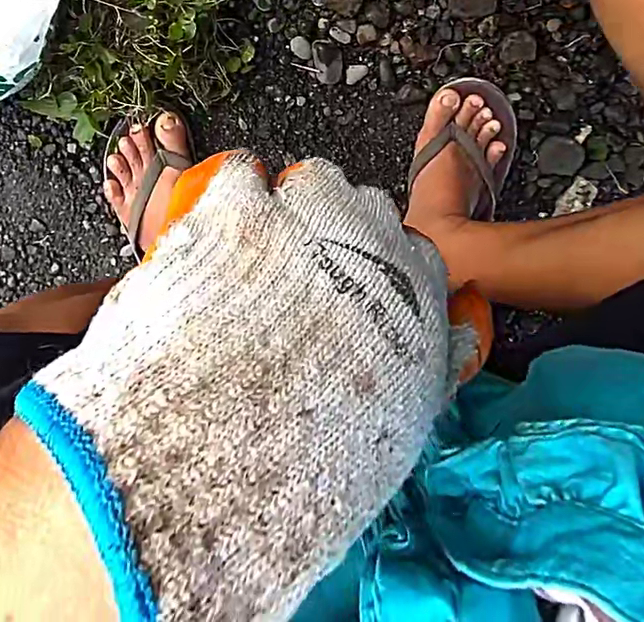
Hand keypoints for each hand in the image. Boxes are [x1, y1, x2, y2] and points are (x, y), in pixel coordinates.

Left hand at [15, 153, 479, 618]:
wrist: (206, 465)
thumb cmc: (292, 471)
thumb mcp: (384, 439)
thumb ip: (415, 377)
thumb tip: (437, 349)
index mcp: (415, 308)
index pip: (416, 257)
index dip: (378, 266)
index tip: (350, 278)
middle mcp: (373, 252)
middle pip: (363, 209)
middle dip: (336, 228)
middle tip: (297, 261)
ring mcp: (305, 221)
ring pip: (313, 180)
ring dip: (290, 202)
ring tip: (259, 238)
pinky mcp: (239, 207)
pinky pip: (243, 172)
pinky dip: (234, 188)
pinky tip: (217, 218)